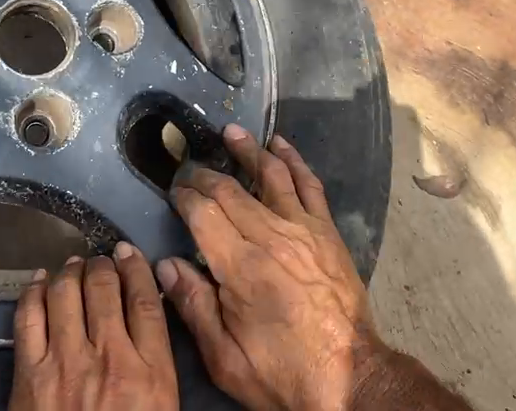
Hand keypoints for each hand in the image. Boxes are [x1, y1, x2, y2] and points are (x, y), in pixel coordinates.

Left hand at [10, 245, 178, 410]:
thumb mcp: (160, 410)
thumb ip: (155, 364)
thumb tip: (145, 314)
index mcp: (150, 374)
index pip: (144, 300)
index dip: (136, 267)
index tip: (128, 252)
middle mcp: (109, 358)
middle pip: (104, 288)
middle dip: (102, 266)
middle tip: (100, 261)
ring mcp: (65, 364)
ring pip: (66, 292)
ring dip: (70, 272)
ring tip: (73, 266)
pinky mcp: (28, 377)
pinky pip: (28, 316)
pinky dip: (33, 291)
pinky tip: (38, 281)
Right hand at [162, 127, 468, 410]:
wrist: (351, 382)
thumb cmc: (282, 374)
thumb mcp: (225, 360)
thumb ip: (193, 307)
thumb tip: (164, 265)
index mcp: (241, 267)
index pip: (202, 213)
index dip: (183, 196)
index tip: (172, 192)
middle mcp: (271, 237)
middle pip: (229, 190)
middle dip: (205, 174)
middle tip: (189, 168)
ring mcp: (303, 229)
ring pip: (271, 175)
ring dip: (248, 150)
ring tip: (231, 132)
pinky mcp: (327, 231)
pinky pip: (309, 184)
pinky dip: (294, 160)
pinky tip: (280, 144)